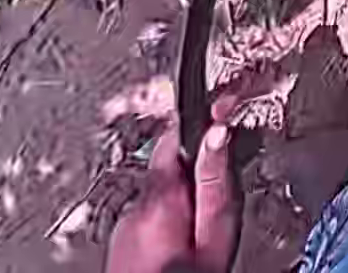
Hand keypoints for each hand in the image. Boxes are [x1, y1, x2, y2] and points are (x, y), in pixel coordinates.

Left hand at [106, 123, 240, 272]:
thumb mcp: (217, 230)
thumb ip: (216, 178)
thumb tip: (218, 130)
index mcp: (161, 198)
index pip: (178, 136)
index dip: (206, 117)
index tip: (229, 103)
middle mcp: (134, 208)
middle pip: (173, 162)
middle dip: (200, 162)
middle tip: (228, 176)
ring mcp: (122, 229)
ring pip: (162, 188)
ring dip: (186, 190)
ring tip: (206, 218)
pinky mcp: (119, 245)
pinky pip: (150, 212)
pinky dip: (171, 211)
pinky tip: (184, 234)